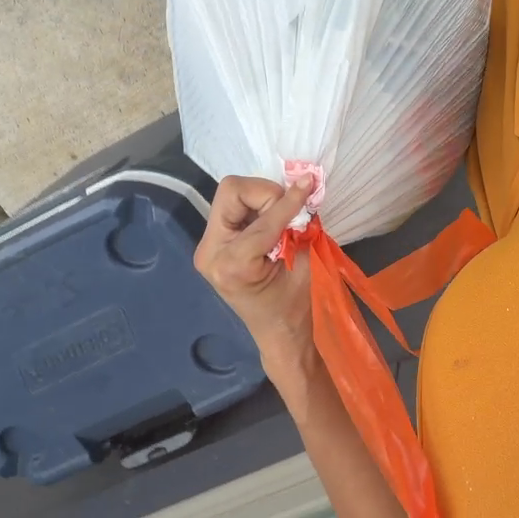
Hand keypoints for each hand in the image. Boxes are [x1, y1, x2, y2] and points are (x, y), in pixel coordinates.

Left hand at [194, 174, 316, 355]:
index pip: (261, 219)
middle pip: (231, 192)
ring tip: (282, 217)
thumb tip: (307, 184)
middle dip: (266, 193)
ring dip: (262, 197)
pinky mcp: (215, 241)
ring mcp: (209, 246)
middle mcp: (210, 252)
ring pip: (231, 193)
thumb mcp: (306, 264)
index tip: (309, 184)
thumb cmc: (297, 306)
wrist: (280, 333)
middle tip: (289, 210)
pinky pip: (234, 205)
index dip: (288, 202)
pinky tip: (272, 221)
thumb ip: (302, 224)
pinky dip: (258, 204)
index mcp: (232, 265)